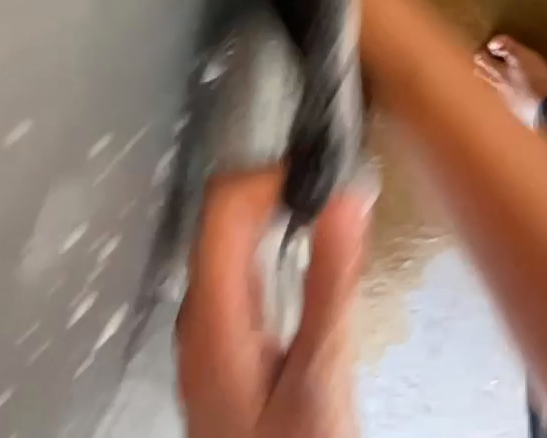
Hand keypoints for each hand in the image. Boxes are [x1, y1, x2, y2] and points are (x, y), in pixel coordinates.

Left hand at [177, 168, 371, 437]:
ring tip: (323, 205)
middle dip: (274, 188)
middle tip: (328, 183)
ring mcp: (209, 329)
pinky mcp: (226, 341)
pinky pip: (242, 267)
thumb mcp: (320, 373)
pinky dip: (273, 242)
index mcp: (212, 316)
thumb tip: (347, 200)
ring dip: (274, 213)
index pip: (222, 207)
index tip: (318, 173)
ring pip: (231, 240)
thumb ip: (331, 282)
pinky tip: (305, 249)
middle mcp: (199, 316)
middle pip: (222, 219)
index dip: (268, 175)